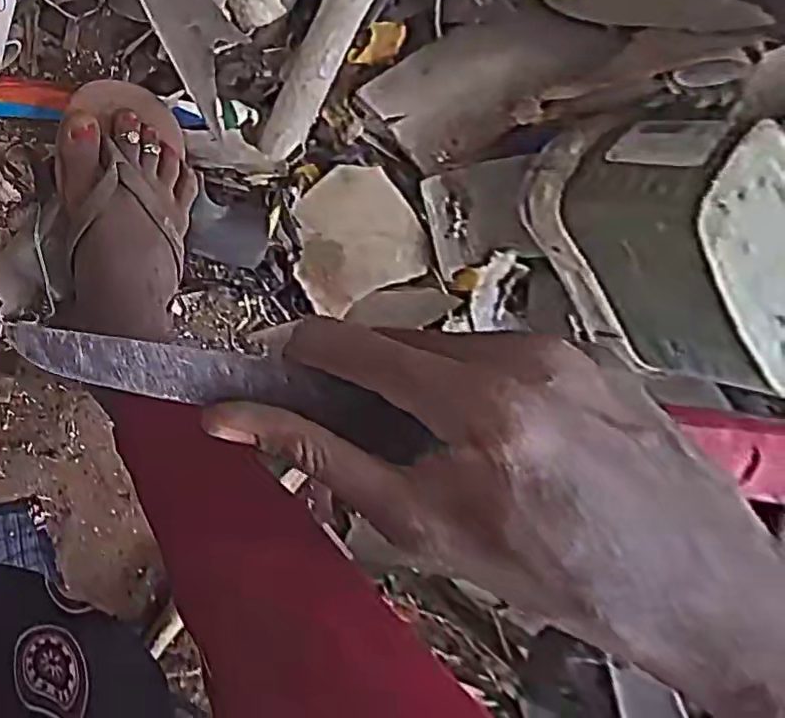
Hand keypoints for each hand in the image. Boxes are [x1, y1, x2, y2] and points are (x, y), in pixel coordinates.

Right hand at [201, 320, 784, 715]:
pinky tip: (476, 427)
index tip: (270, 376)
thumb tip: (225, 418)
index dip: (289, 355)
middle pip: (382, 339)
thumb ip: (310, 452)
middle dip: (350, 375)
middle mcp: (524, 359)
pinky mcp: (588, 355)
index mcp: (478, 401)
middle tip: (351, 426)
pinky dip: (455, 377)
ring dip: (403, 377)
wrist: (727, 612)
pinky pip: (482, 348)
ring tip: (422, 434)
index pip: (337, 340)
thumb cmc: (567, 576)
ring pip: (430, 342)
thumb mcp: (414, 520)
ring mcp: (564, 352)